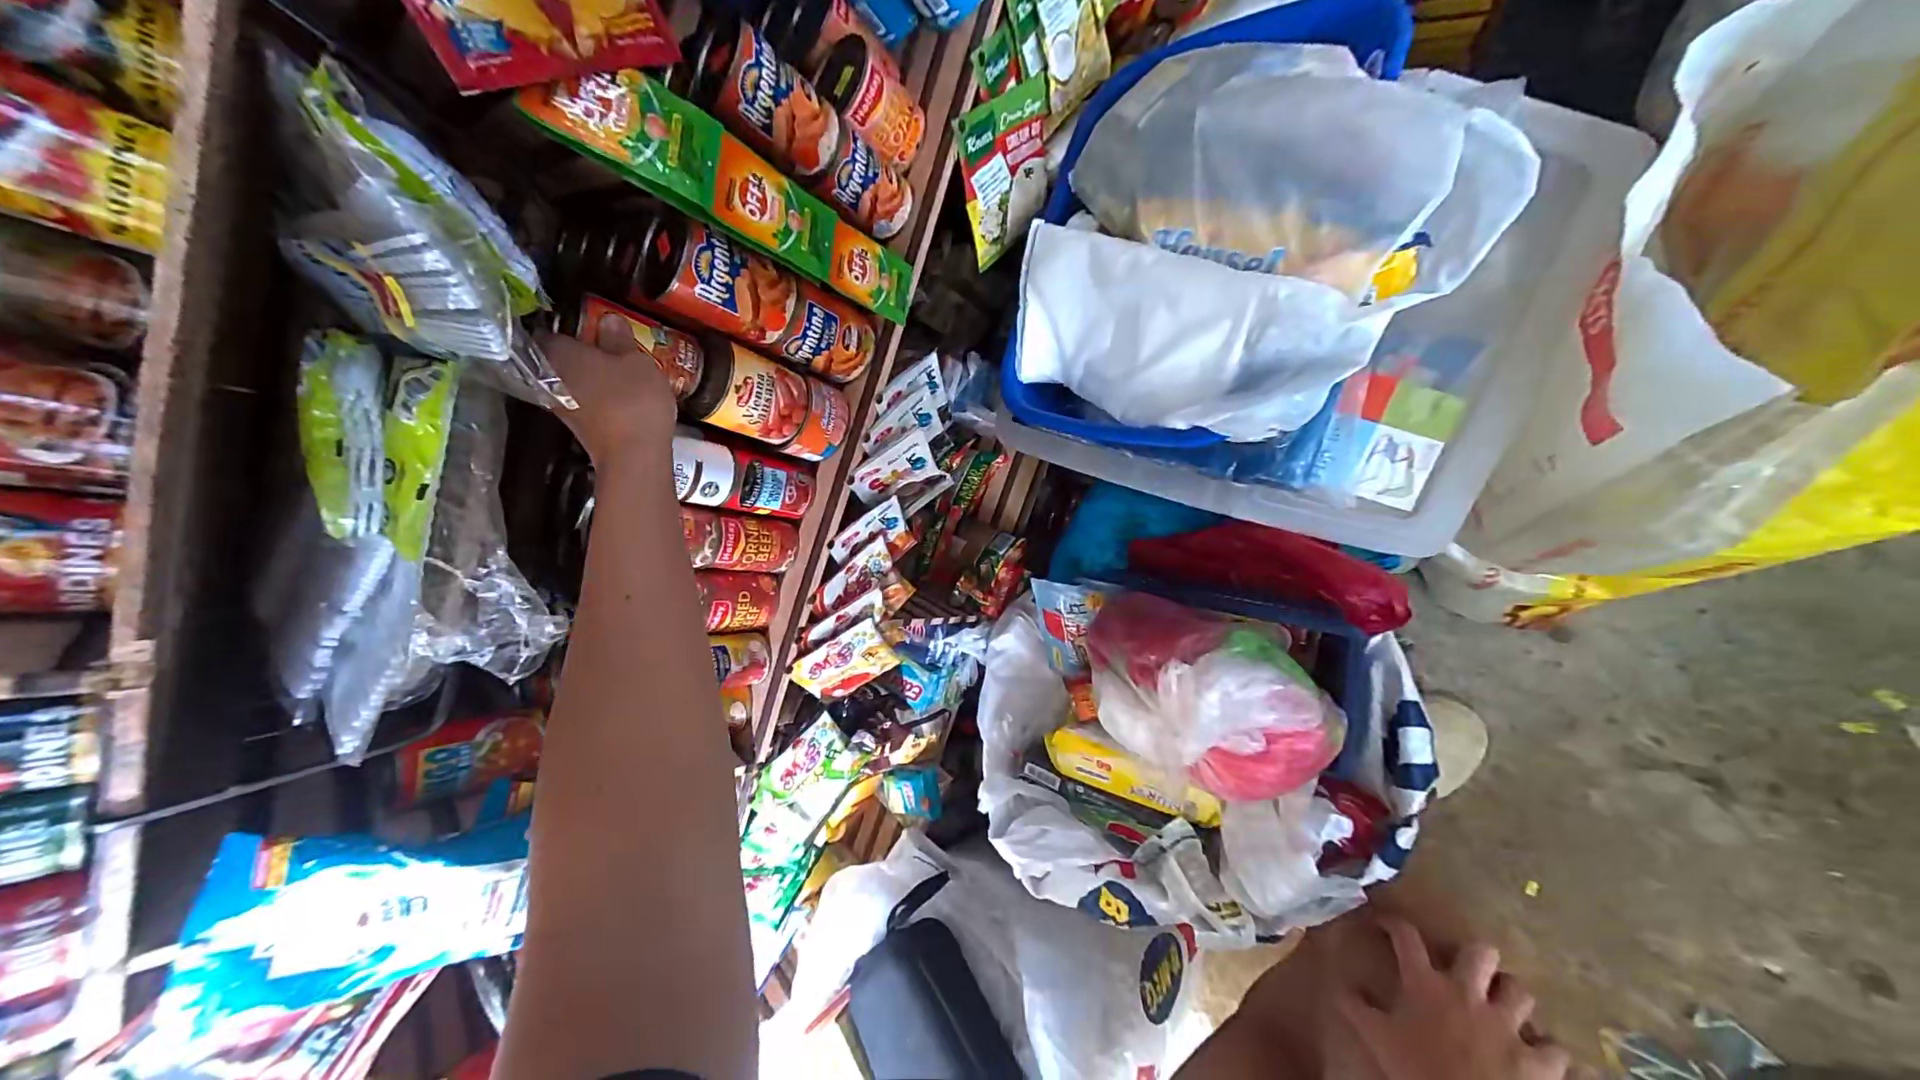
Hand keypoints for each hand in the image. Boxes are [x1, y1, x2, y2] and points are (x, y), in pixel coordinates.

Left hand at [537, 315, 676, 477]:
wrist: (633, 455)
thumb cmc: (633, 400)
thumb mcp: (636, 361)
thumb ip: (619, 339)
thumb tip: (608, 319)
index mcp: (558, 352)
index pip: (550, 329)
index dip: (567, 325)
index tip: (587, 324)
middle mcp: (549, 376)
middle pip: (559, 357)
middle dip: (578, 352)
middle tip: (605, 346)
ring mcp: (560, 405)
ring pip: (571, 380)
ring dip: (588, 375)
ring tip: (616, 370)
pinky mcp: (577, 427)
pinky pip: (583, 400)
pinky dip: (596, 396)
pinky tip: (618, 395)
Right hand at [1338, 917, 1569, 1079]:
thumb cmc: (1416, 1071)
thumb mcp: (1375, 1037)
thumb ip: (1355, 1006)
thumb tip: (1340, 981)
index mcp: (1426, 984)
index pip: (1406, 937)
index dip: (1393, 923)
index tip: (1384, 923)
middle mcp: (1469, 994)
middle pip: (1481, 953)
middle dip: (1476, 957)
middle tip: (1467, 970)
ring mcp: (1508, 1026)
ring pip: (1522, 993)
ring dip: (1513, 999)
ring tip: (1505, 1008)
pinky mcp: (1540, 1062)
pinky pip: (1560, 1051)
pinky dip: (1554, 1053)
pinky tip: (1548, 1057)